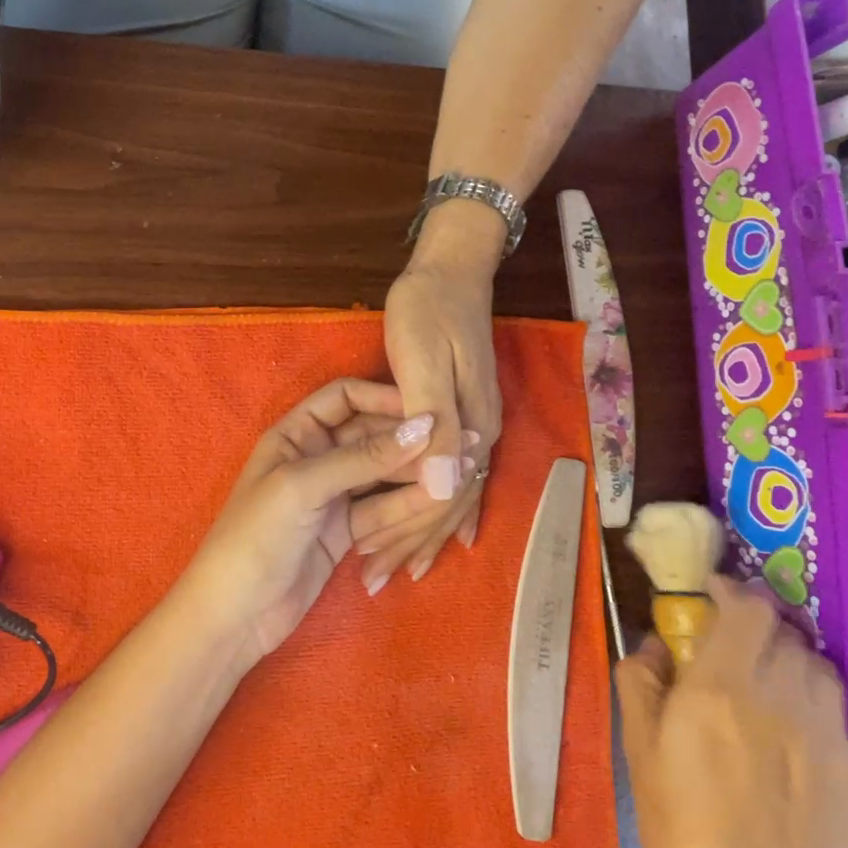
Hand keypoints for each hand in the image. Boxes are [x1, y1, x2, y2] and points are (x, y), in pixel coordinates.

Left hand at [177, 379, 445, 666]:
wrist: (234, 615)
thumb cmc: (255, 538)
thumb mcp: (303, 487)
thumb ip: (362, 457)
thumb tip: (424, 426)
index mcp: (294, 433)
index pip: (346, 398)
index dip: (385, 397)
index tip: (430, 408)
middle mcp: (315, 457)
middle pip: (371, 435)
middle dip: (410, 440)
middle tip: (462, 444)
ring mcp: (331, 495)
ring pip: (383, 475)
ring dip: (418, 474)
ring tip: (462, 473)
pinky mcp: (345, 531)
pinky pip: (383, 510)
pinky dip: (408, 507)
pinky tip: (439, 503)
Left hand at [378, 201, 503, 587]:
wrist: (453, 265)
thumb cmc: (426, 311)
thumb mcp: (423, 363)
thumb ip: (428, 427)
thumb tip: (443, 489)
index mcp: (461, 423)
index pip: (438, 492)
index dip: (408, 529)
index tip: (377, 563)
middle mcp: (470, 433)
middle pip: (441, 501)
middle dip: (410, 541)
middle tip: (379, 582)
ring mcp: (466, 427)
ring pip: (443, 494)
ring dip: (419, 532)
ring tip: (396, 572)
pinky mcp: (460, 415)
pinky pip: (447, 473)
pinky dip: (434, 506)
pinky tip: (435, 535)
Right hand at [619, 577, 847, 847]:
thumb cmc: (679, 824)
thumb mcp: (637, 749)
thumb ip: (641, 684)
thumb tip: (655, 646)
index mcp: (723, 689)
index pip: (749, 611)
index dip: (734, 590)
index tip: (714, 591)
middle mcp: (786, 703)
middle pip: (791, 637)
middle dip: (763, 629)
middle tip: (736, 645)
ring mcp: (834, 744)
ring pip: (825, 676)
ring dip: (796, 667)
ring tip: (771, 689)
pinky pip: (842, 730)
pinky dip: (816, 720)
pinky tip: (793, 752)